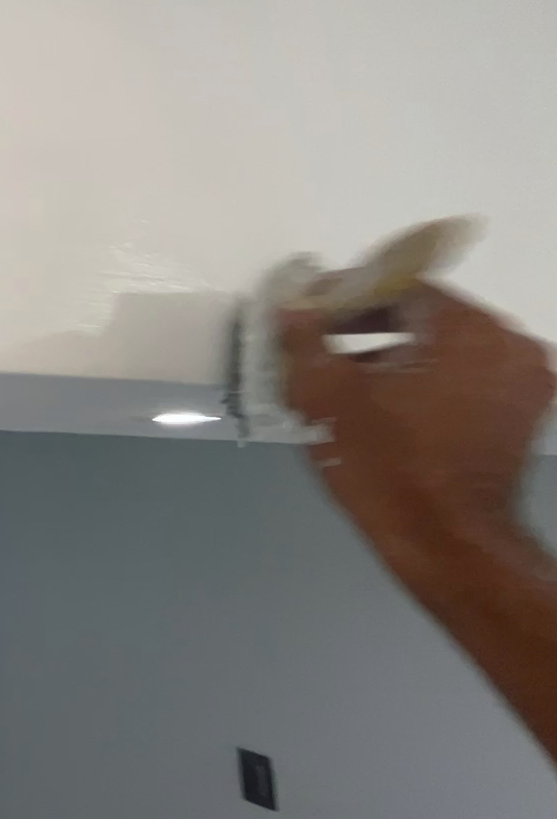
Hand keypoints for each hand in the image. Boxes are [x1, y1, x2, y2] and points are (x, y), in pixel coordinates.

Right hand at [278, 283, 554, 572]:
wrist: (441, 532)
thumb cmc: (379, 456)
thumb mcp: (321, 392)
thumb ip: (304, 339)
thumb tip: (293, 305)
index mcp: (468, 332)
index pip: (405, 285)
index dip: (349, 289)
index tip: (308, 306)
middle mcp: (511, 347)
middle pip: (430, 314)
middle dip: (369, 320)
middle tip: (318, 338)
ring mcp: (525, 382)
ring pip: (446, 347)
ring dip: (393, 350)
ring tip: (342, 375)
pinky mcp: (521, 414)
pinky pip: (464, 375)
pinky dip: (420, 376)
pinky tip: (379, 401)